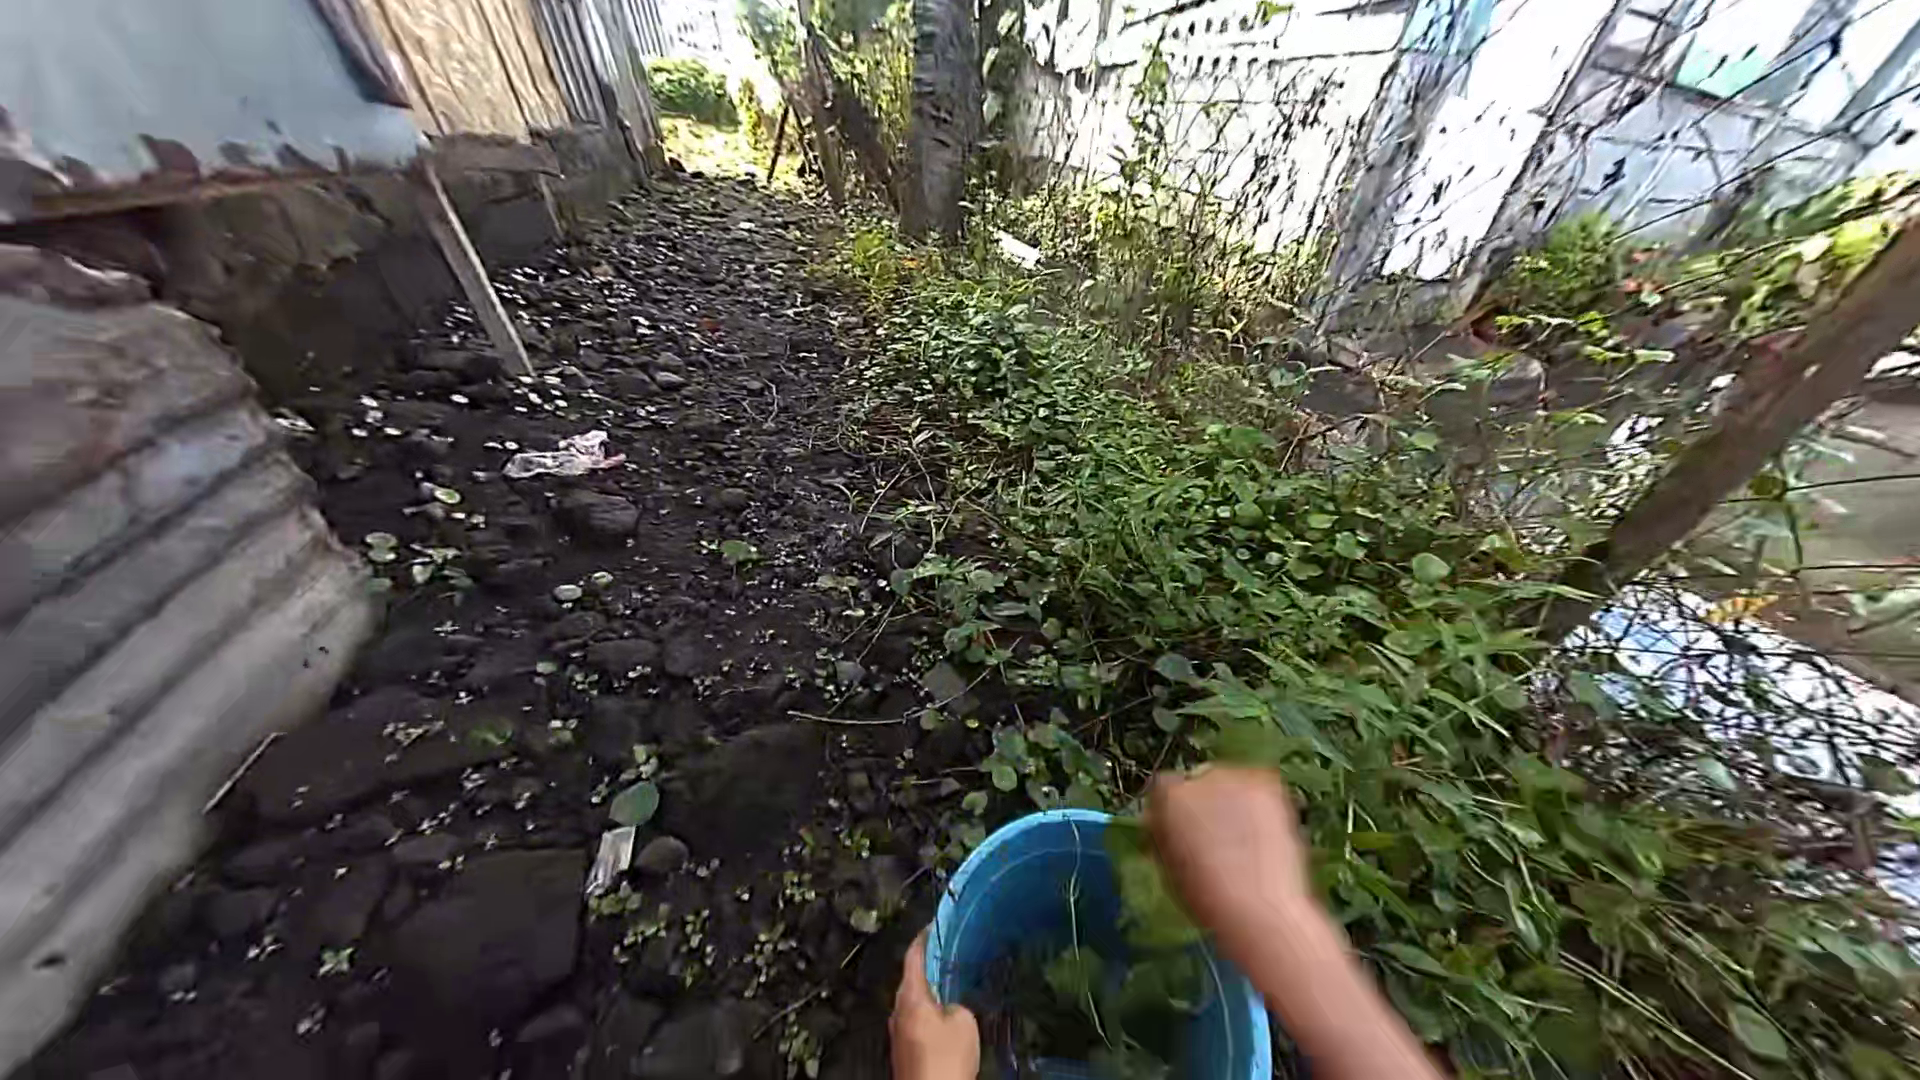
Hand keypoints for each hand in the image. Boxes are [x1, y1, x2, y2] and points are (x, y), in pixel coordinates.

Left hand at [891, 929, 978, 1079]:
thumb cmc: (946, 1057)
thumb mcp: (962, 1021)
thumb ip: (955, 1001)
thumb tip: (948, 1004)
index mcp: (910, 994)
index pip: (913, 954)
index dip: (924, 936)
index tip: (936, 924)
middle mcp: (898, 1008)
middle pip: (911, 977)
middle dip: (929, 964)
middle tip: (949, 953)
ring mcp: (897, 1031)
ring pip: (912, 999)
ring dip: (928, 989)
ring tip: (950, 982)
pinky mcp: (902, 1050)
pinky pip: (914, 1019)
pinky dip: (927, 1009)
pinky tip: (943, 1015)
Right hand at [1145, 766, 1311, 939]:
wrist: (1259, 910)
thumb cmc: (1207, 899)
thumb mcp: (1167, 865)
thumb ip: (1162, 832)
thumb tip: (1162, 820)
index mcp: (1165, 797)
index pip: (1164, 789)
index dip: (1175, 810)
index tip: (1187, 830)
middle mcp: (1195, 778)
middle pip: (1197, 782)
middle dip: (1206, 802)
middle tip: (1220, 836)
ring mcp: (1232, 777)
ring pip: (1230, 781)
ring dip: (1234, 800)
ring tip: (1248, 839)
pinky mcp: (1264, 783)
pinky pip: (1258, 786)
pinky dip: (1260, 804)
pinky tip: (1265, 832)